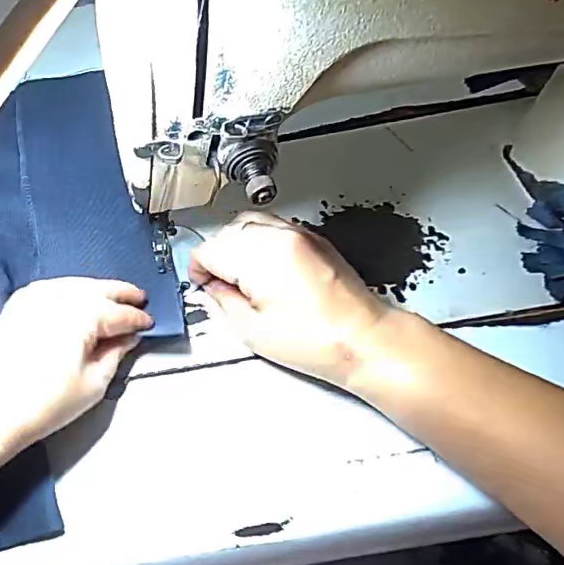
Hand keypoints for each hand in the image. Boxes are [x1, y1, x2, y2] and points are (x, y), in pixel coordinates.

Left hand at [0, 277, 154, 453]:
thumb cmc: (42, 403)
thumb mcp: (93, 383)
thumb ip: (116, 353)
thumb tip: (127, 339)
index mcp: (84, 313)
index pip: (121, 312)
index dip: (138, 318)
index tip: (148, 323)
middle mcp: (60, 295)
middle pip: (100, 289)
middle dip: (121, 295)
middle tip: (139, 299)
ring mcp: (35, 295)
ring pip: (77, 284)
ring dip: (97, 291)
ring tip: (112, 301)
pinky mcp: (18, 303)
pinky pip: (54, 288)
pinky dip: (71, 292)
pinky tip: (79, 302)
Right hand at [189, 212, 412, 387]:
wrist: (364, 340)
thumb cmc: (320, 340)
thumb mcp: (252, 330)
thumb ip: (221, 302)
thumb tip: (210, 289)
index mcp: (262, 255)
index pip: (210, 248)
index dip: (199, 269)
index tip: (202, 285)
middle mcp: (281, 236)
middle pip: (227, 231)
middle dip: (217, 256)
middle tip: (218, 285)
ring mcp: (300, 234)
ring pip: (250, 223)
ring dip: (236, 246)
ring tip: (241, 278)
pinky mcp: (314, 239)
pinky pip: (274, 228)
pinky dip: (259, 243)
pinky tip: (263, 271)